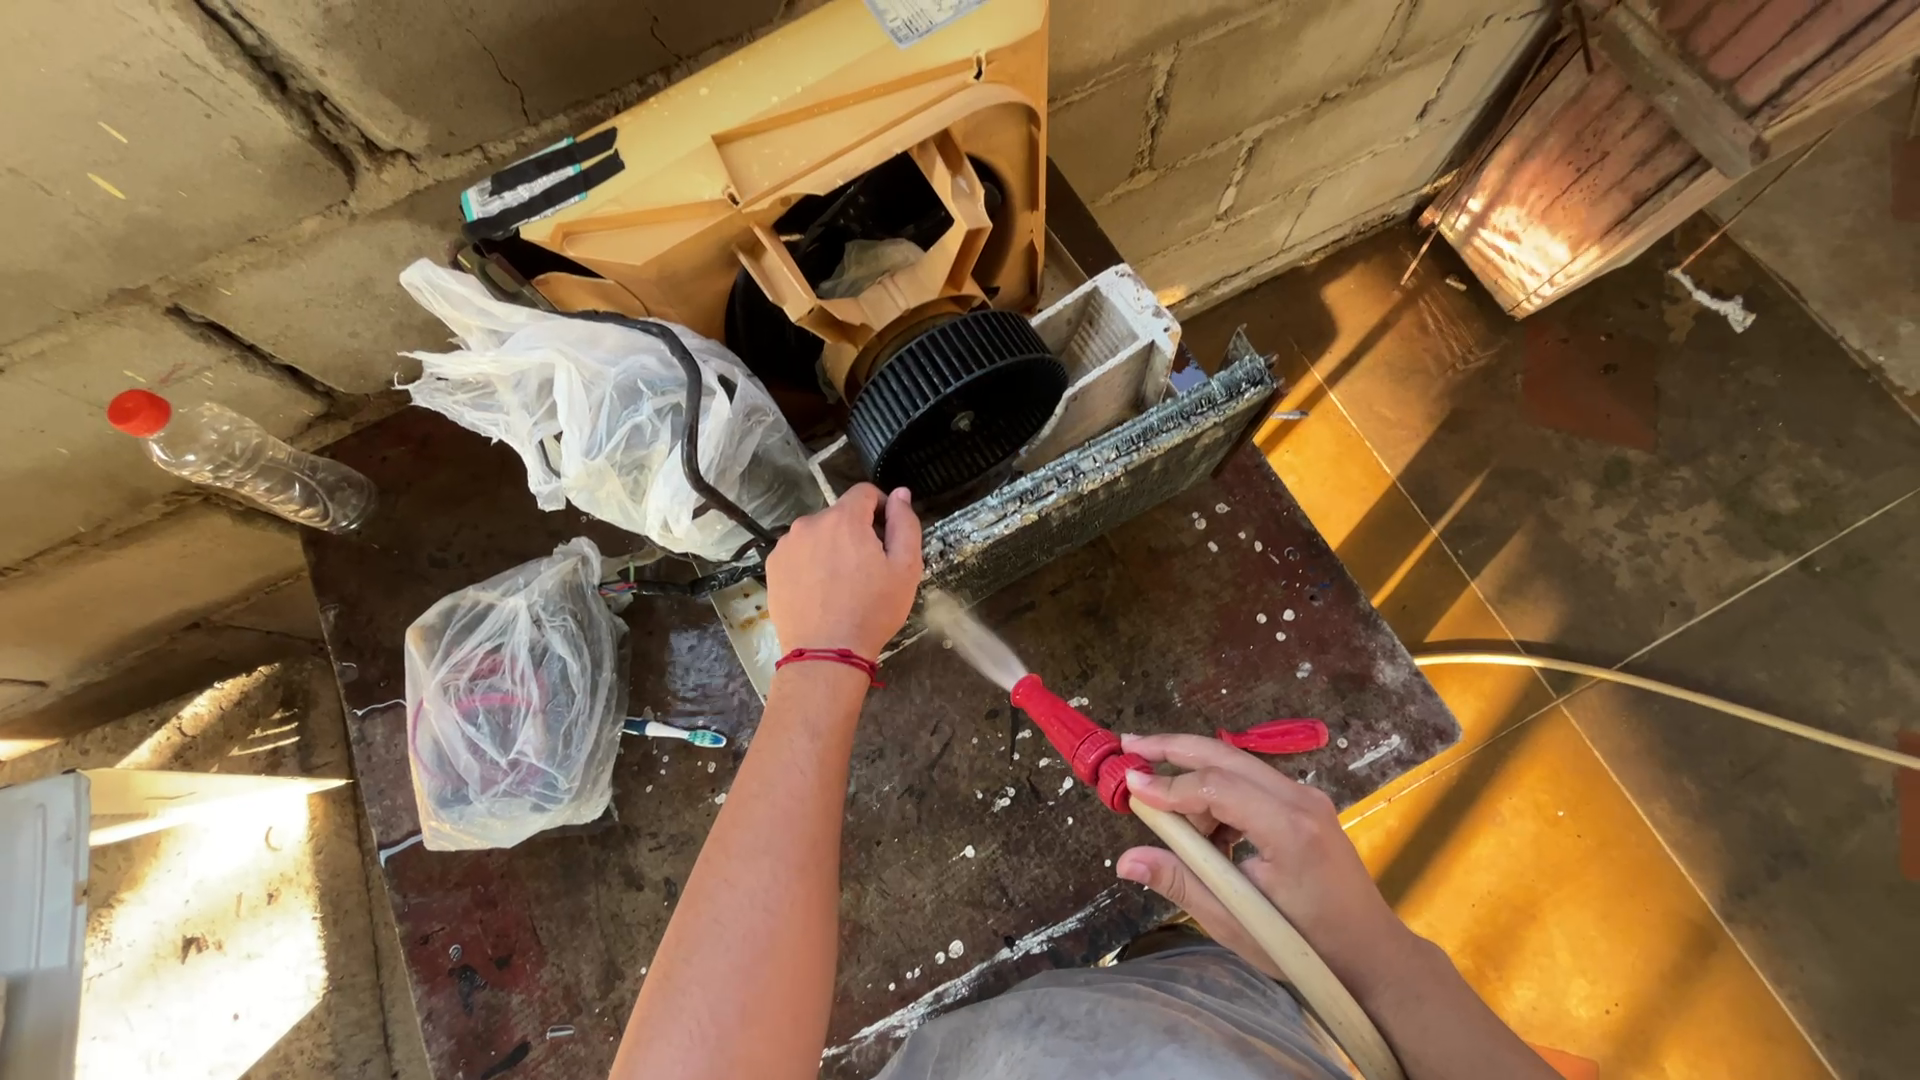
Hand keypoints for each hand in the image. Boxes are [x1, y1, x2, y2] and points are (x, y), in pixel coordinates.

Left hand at [766, 484, 922, 658]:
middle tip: (868, 569)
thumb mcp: (905, 568)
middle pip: (840, 515)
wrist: (827, 652)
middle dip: (856, 532)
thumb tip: (900, 493)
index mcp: (843, 519)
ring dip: (832, 547)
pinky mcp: (773, 566)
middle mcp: (809, 523)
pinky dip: (811, 563)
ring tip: (842, 583)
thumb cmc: (872, 610)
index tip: (886, 536)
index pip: (864, 492)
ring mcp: (787, 545)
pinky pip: (799, 553)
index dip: (881, 508)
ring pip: (818, 534)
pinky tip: (820, 591)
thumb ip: (905, 523)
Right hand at [1114, 733, 1415, 989]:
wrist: (1373, 955)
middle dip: (1171, 747)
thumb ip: (1179, 882)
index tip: (1129, 786)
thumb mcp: (1234, 922)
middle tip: (1127, 745)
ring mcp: (1306, 796)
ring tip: (1164, 812)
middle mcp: (1300, 799)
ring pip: (1234, 764)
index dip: (1168, 783)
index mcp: (1289, 829)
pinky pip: (1248, 781)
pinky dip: (1216, 792)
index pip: (1217, 786)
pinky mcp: (1304, 802)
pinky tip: (1202, 827)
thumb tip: (1125, 861)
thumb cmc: (1304, 947)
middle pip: (1224, 755)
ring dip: (1193, 775)